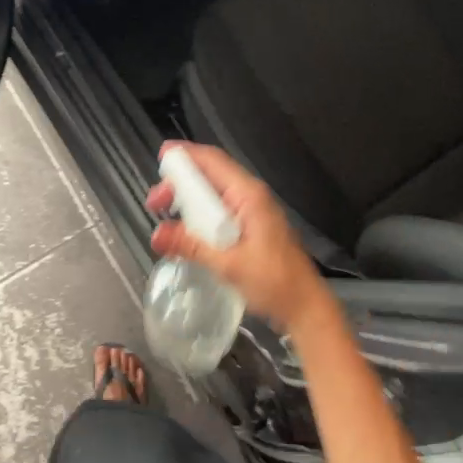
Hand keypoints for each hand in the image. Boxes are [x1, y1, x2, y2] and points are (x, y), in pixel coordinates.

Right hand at [148, 142, 335, 333]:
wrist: (306, 308)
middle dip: (180, 183)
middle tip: (156, 202)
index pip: (213, 161)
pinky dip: (201, 215)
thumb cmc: (275, 283)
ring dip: (189, 200)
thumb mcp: (229, 265)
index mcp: (249, 196)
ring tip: (166, 216)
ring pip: (214, 194)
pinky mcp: (252, 227)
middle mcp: (251, 196)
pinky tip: (188, 231)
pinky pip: (221, 210)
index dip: (187, 154)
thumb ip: (192, 247)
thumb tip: (156, 235)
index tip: (162, 155)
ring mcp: (253, 211)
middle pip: (210, 175)